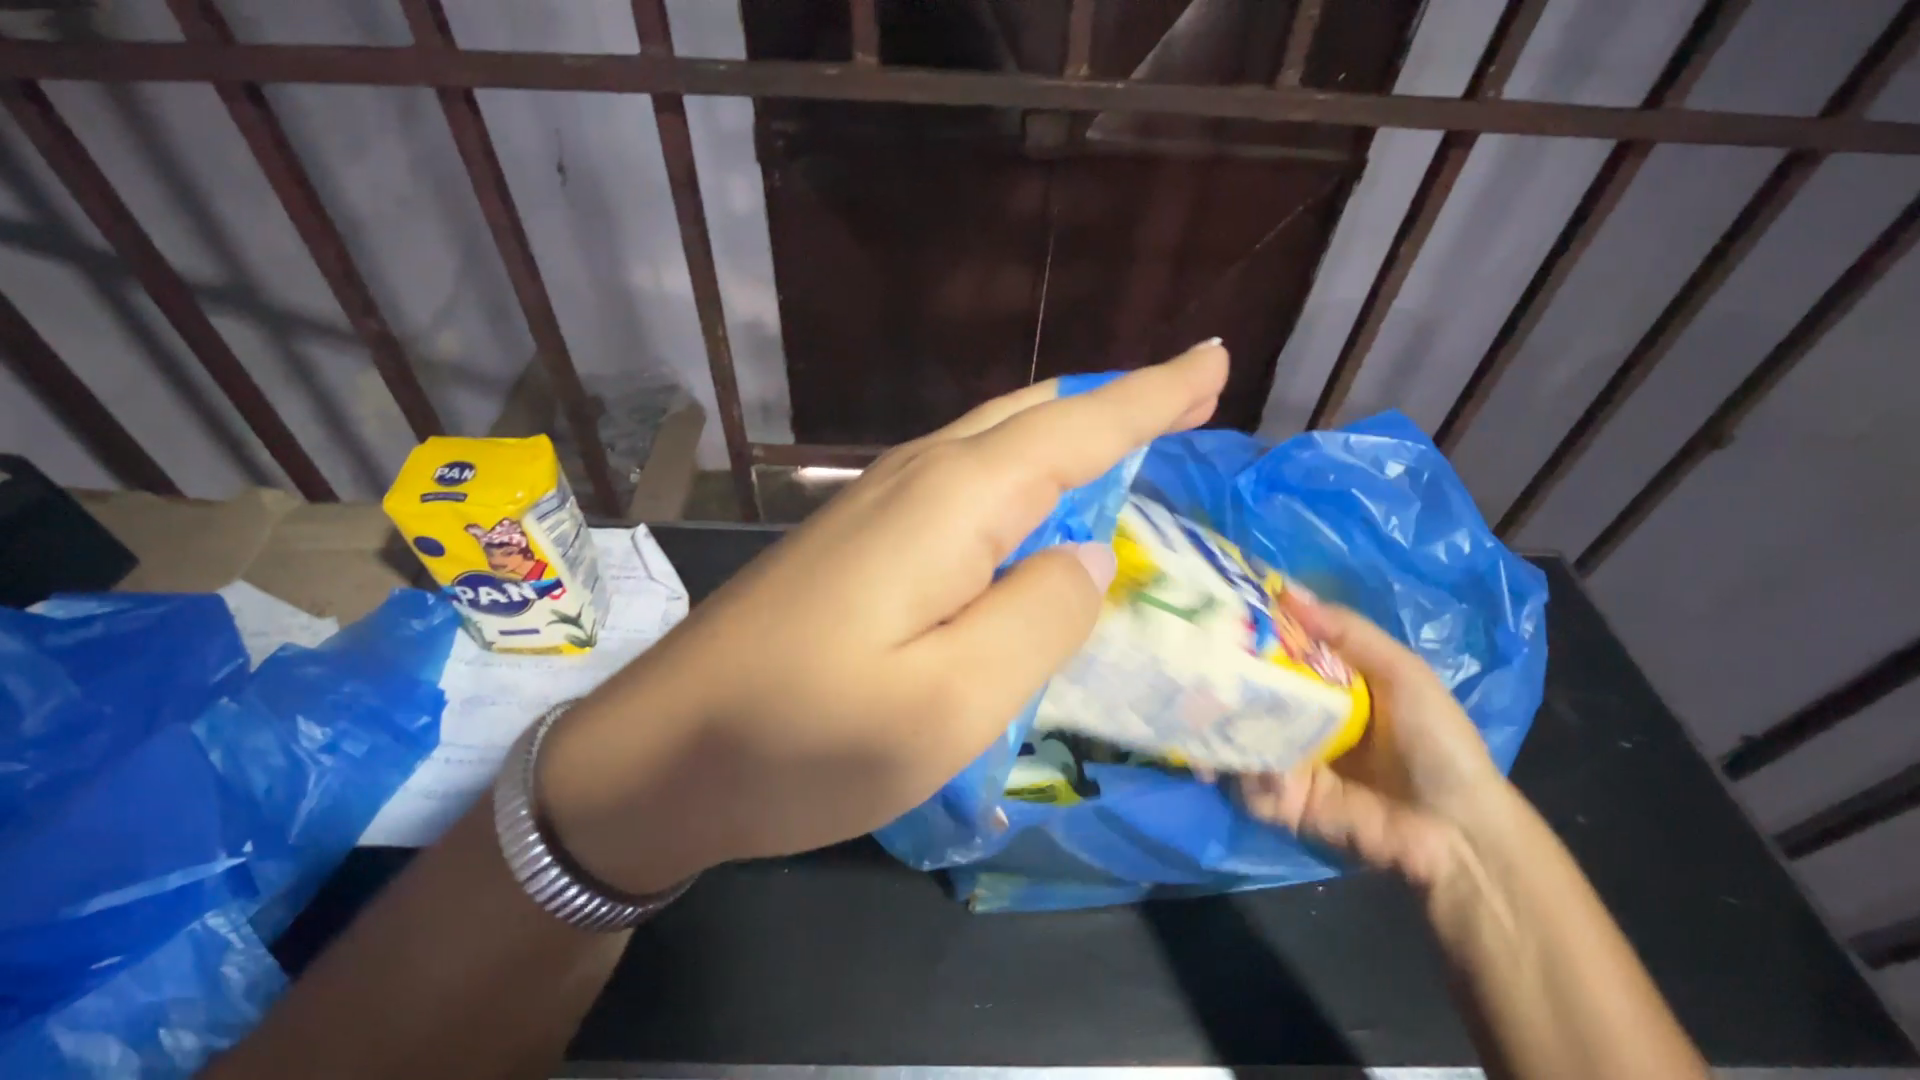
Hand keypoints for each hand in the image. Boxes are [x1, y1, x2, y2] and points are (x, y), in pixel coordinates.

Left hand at [539, 343, 1229, 893]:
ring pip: (991, 445)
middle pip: (1031, 418)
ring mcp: (871, 509)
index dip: (1152, 396)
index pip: (1076, 429)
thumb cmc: (804, 740)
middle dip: (1114, 405)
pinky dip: (1018, 480)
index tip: (1215, 361)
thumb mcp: (952, 705)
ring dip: (1065, 437)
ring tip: (1127, 446)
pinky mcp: (850, 544)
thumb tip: (1087, 560)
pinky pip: (959, 486)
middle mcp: (913, 483)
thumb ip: (1039, 621)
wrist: (655, 757)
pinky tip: (1028, 513)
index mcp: (951, 506)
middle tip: (1186, 401)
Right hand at [1235, 591, 1508, 889]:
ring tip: (1214, 719)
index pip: (1277, 651)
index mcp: (1327, 684)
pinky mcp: (1281, 801)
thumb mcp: (1402, 674)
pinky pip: (1247, 784)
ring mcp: (1287, 760)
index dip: (1251, 632)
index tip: (1221, 612)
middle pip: (1247, 692)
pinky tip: (1269, 773)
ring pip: (1237, 736)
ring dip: (1224, 729)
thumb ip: (1349, 632)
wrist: (1456, 829)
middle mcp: (1299, 718)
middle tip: (1197, 664)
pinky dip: (1249, 778)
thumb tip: (1286, 591)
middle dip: (1220, 679)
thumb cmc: (1437, 743)